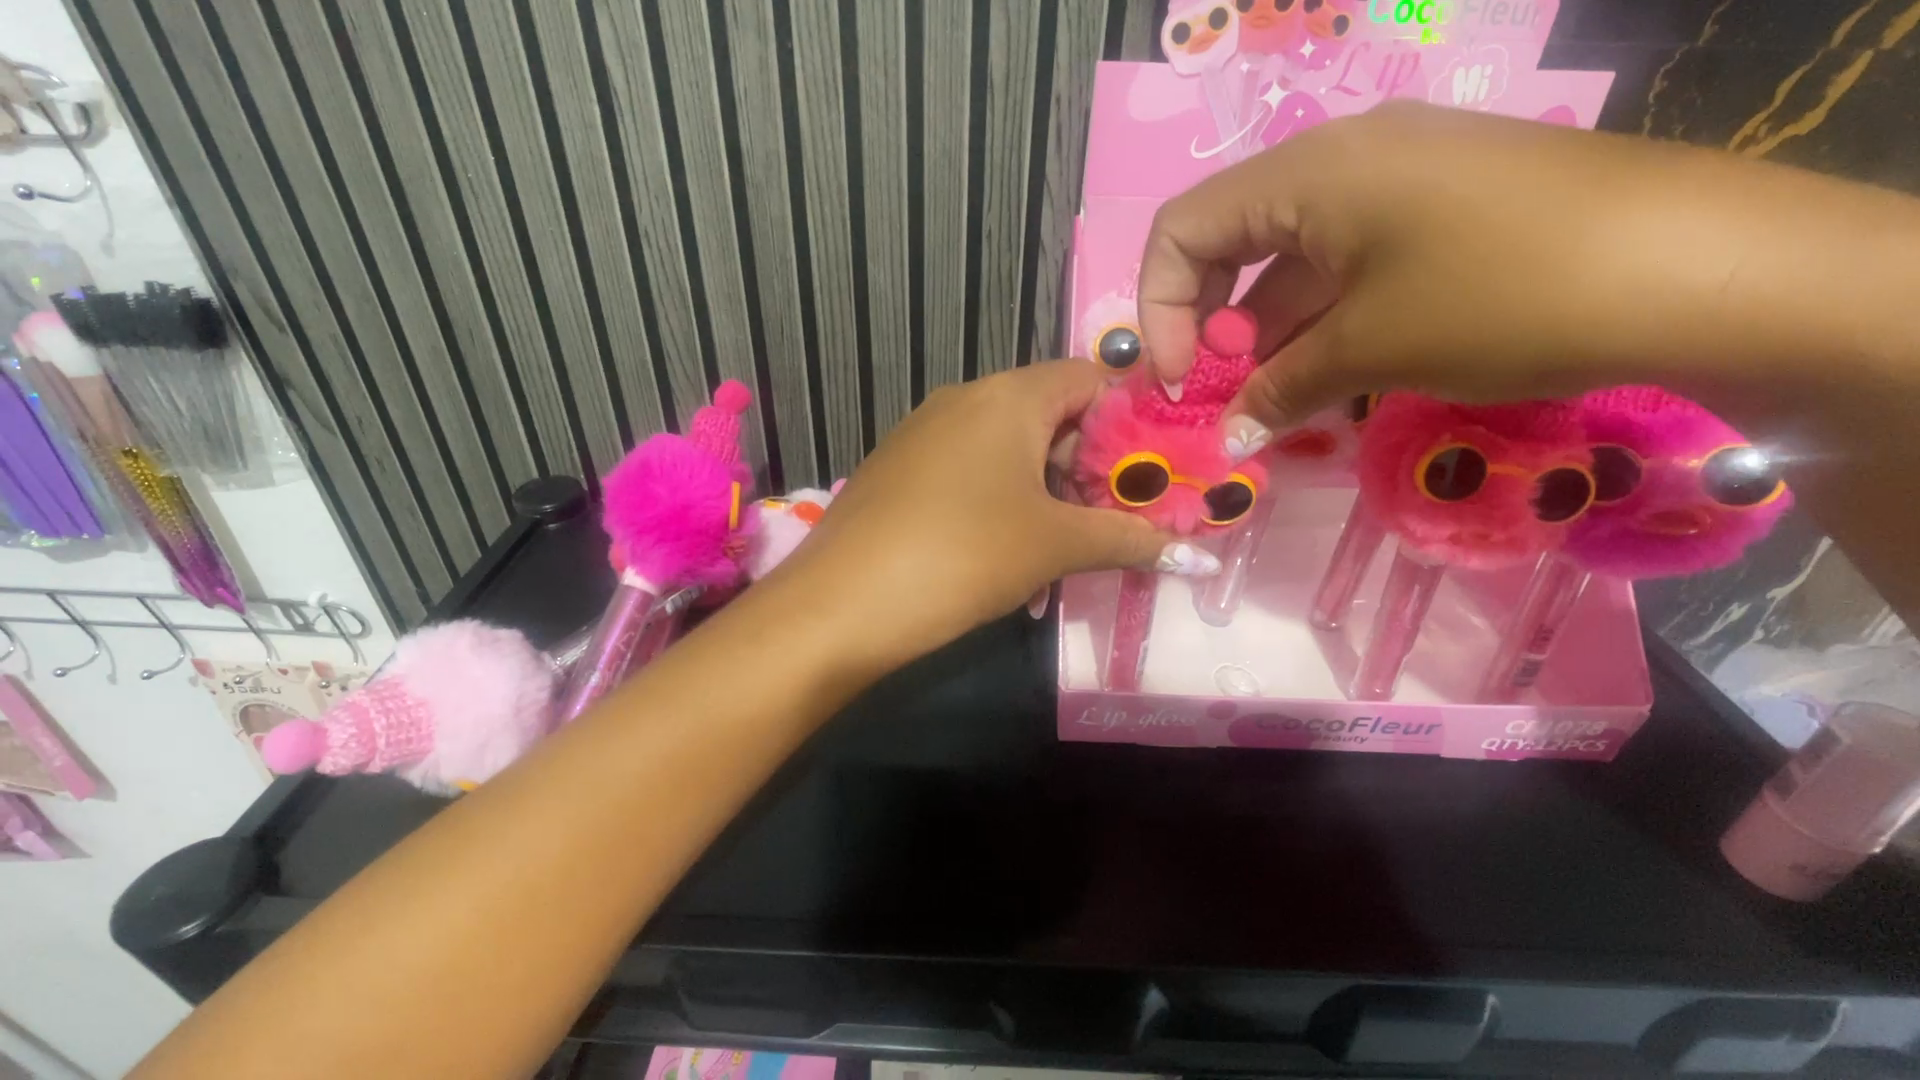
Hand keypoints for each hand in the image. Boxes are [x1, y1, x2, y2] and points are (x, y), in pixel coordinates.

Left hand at [767, 361, 1192, 671]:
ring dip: (1050, 491)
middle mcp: (964, 399)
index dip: (1134, 420)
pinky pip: (971, 471)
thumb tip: (1197, 554)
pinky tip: (1010, 551)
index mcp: (1008, 395)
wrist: (839, 606)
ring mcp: (924, 434)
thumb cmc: (962, 555)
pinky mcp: (900, 472)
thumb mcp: (1054, 546)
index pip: (1091, 378)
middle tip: (1119, 520)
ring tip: (1071, 545)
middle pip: (1052, 414)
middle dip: (1092, 465)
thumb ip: (1128, 539)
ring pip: (1010, 448)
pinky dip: (1004, 501)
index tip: (1159, 471)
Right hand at [1138, 102, 1919, 438]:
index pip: (1183, 231)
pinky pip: (1353, 259)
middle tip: (1228, 394)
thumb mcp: (1371, 349)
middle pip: (1233, 240)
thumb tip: (1230, 439)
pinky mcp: (1445, 206)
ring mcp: (1400, 177)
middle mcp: (1343, 159)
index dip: (1160, 312)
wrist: (1699, 265)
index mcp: (1306, 173)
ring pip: (1297, 256)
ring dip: (1274, 332)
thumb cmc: (1499, 296)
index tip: (1180, 384)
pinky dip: (1328, 317)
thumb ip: (1279, 389)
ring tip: (1281, 402)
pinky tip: (1337, 372)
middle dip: (1214, 324)